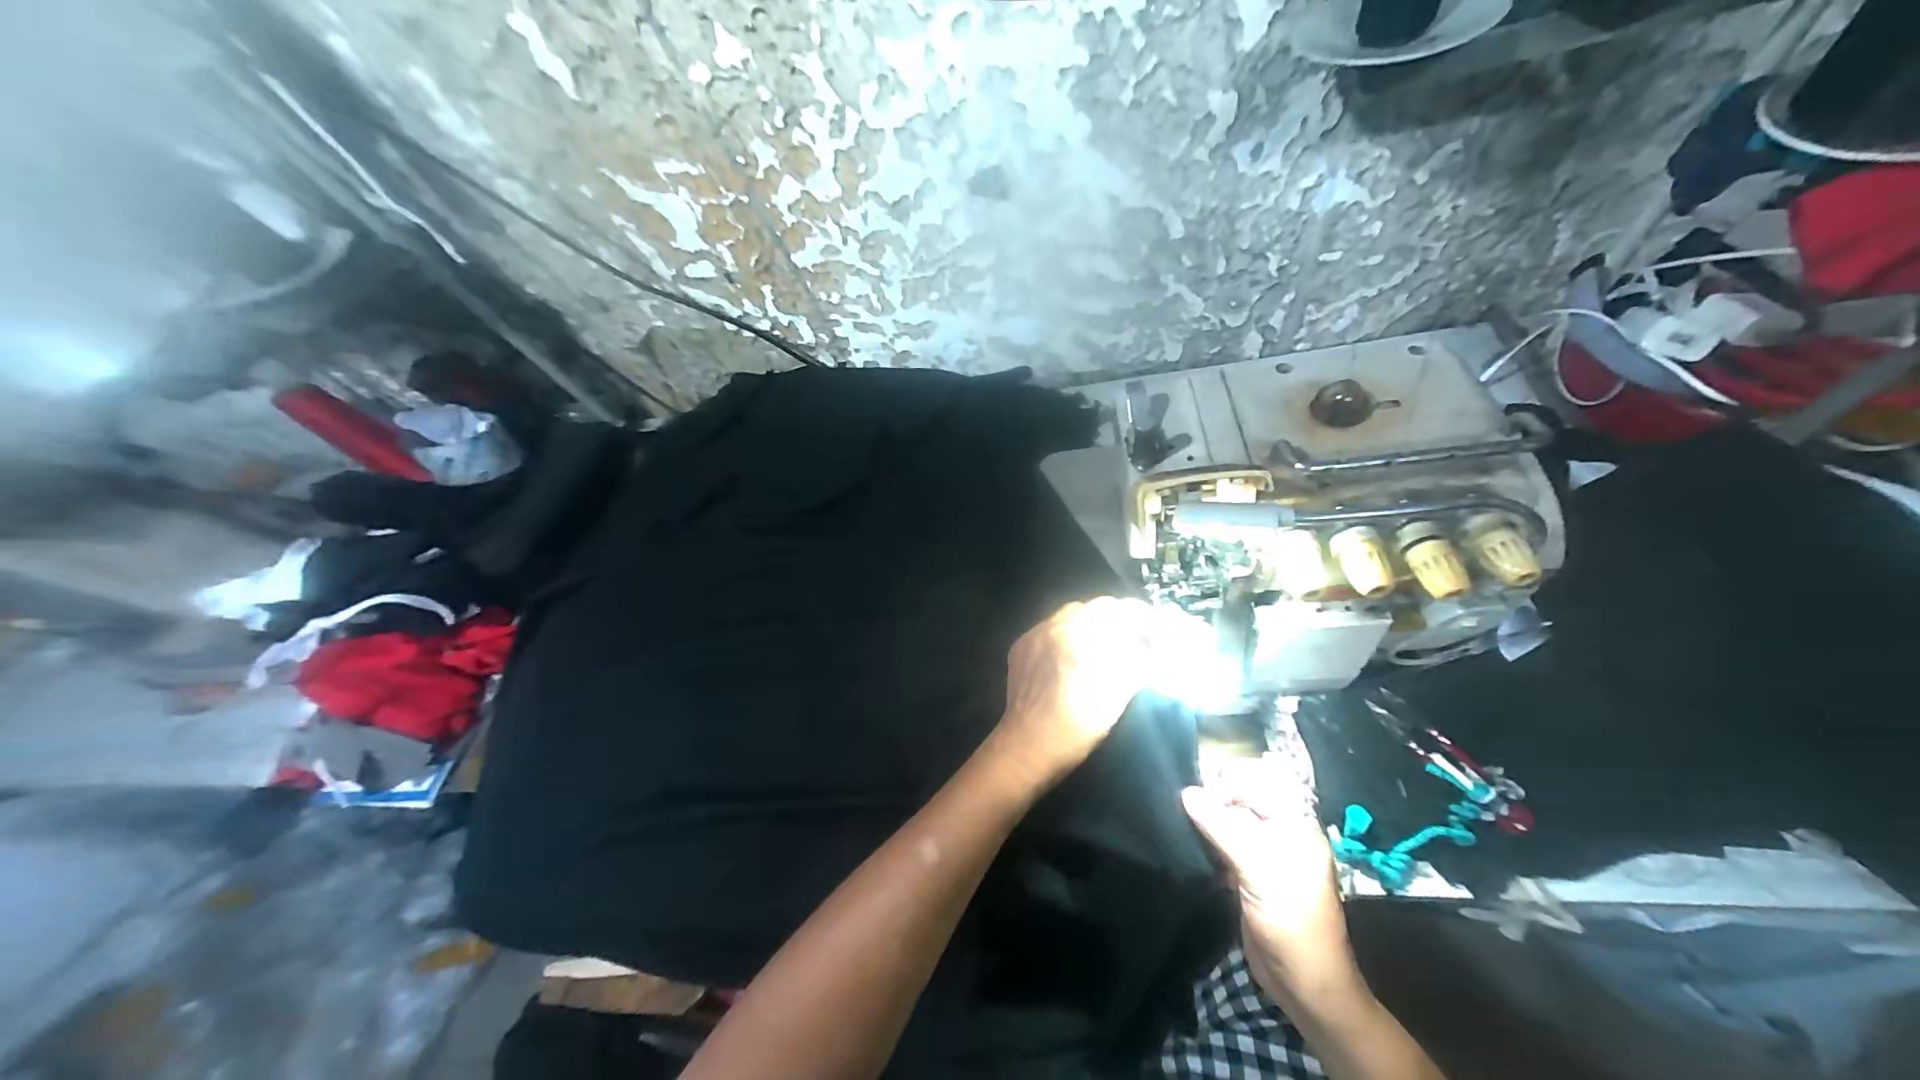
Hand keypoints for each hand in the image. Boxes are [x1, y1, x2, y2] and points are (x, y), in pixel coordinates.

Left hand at [992, 597, 1156, 783]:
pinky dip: (1064, 635)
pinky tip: (1068, 657)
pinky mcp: (1020, 646)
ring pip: (1070, 614)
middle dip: (1114, 620)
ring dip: (1088, 624)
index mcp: (1083, 635)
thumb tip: (1152, 646)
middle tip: (1128, 639)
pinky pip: (1048, 628)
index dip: (1139, 616)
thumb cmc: (1079, 726)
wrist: (1029, 745)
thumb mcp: (1119, 694)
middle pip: (1095, 608)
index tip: (1150, 630)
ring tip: (1098, 647)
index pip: (1119, 609)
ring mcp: (1035, 634)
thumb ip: (1140, 661)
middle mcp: (1056, 626)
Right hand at [1181, 757, 1359, 1006]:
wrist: (1307, 986)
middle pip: (1245, 800)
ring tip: (1183, 823)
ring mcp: (1267, 857)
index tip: (1198, 796)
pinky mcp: (1251, 877)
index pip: (1262, 782)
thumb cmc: (1291, 925)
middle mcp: (1283, 835)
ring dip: (1209, 821)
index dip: (1230, 782)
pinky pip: (1226, 846)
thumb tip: (1187, 793)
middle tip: (1186, 808)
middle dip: (1216, 799)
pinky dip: (1208, 843)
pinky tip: (1191, 846)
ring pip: (1233, 823)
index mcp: (1297, 827)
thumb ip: (1222, 828)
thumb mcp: (1257, 872)